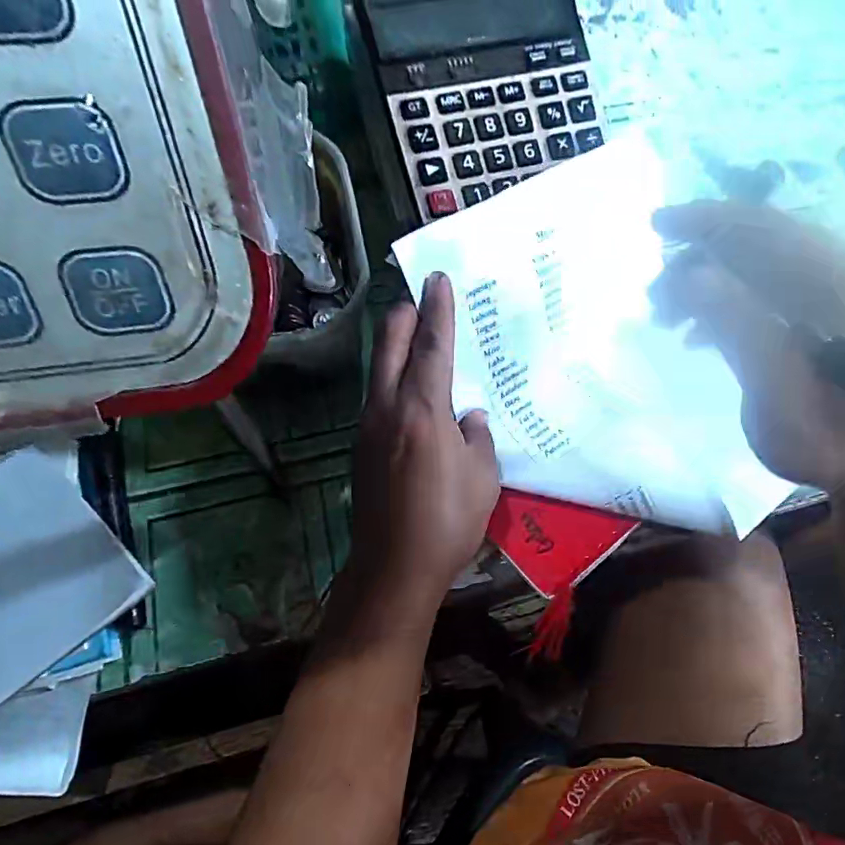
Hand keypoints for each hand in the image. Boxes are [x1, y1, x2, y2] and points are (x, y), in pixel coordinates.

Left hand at [345, 273, 500, 612]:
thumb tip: (470, 418)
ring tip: (420, 346)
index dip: (438, 309)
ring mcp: (368, 429)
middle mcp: (388, 408)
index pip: (432, 345)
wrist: (395, 566)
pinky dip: (394, 384)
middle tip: (421, 301)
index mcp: (423, 409)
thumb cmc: (448, 522)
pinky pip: (378, 401)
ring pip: (379, 372)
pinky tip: (413, 399)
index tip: (437, 278)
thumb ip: (479, 438)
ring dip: (396, 350)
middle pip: (389, 344)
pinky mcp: (361, 450)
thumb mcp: (483, 478)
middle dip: (405, 316)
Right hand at [650, 200, 844, 497]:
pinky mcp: (828, 319)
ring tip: (668, 319)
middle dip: (700, 261)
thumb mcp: (777, 388)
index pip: (765, 229)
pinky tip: (697, 335)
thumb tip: (692, 275)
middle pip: (761, 244)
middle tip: (654, 298)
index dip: (706, 222)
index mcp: (844, 280)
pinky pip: (770, 296)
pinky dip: (729, 307)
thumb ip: (738, 325)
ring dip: (709, 287)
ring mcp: (840, 295)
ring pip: (760, 270)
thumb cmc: (830, 439)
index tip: (655, 226)